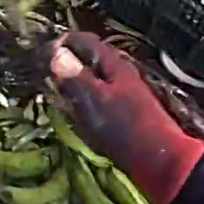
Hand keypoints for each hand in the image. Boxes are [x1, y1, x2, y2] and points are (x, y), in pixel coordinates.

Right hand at [49, 32, 203, 203]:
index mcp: (114, 64)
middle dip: (66, 62)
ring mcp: (125, 90)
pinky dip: (83, 96)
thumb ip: (75, 76)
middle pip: (88, 57)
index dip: (62, 42)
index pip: (84, 40)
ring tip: (55, 91)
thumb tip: (56, 52)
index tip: (42, 54)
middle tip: (45, 73)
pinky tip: (74, 109)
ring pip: (93, 76)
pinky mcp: (125, 109)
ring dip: (74, 80)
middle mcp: (120, 72)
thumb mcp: (94, 100)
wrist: (161, 163)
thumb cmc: (125, 128)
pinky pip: (98, 93)